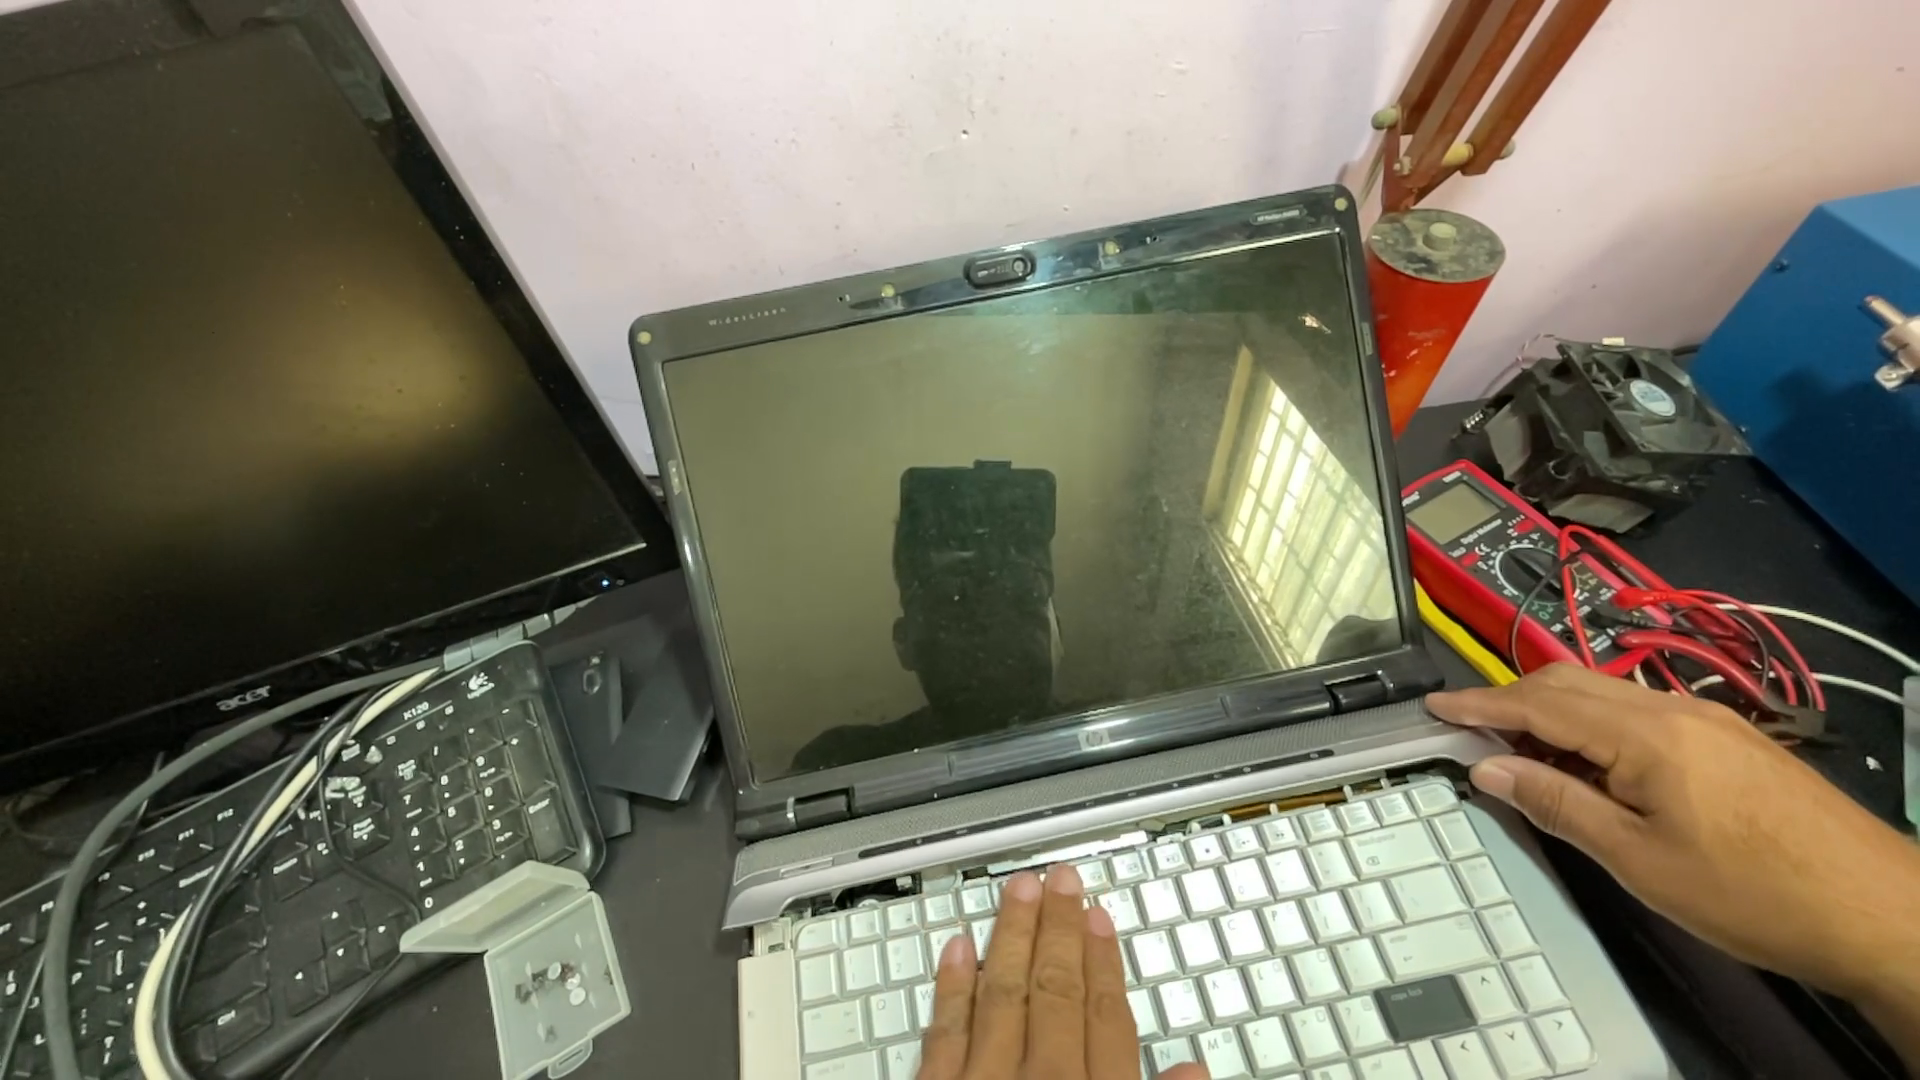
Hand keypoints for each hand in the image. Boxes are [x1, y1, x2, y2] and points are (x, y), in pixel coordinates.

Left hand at [918, 864, 1206, 1079]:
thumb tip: (1195, 1069)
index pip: (1107, 1022)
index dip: (1107, 964)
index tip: (1102, 917)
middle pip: (1054, 992)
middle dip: (1060, 929)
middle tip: (1062, 878)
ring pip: (1002, 995)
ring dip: (1012, 936)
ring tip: (1019, 888)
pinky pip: (942, 1033)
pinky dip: (952, 987)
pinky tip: (958, 945)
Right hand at [1427, 664, 1919, 1058]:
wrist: (1894, 921)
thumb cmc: (1755, 895)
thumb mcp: (1637, 858)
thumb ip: (1554, 802)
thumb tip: (1485, 768)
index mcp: (1645, 734)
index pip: (1537, 703)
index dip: (1477, 703)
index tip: (1432, 706)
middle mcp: (1672, 709)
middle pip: (1564, 682)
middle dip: (1507, 699)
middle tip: (1468, 730)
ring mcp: (1705, 719)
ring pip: (1600, 691)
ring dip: (1548, 710)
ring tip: (1519, 750)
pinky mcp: (1728, 737)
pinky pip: (1634, 710)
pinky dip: (1588, 723)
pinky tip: (1585, 760)